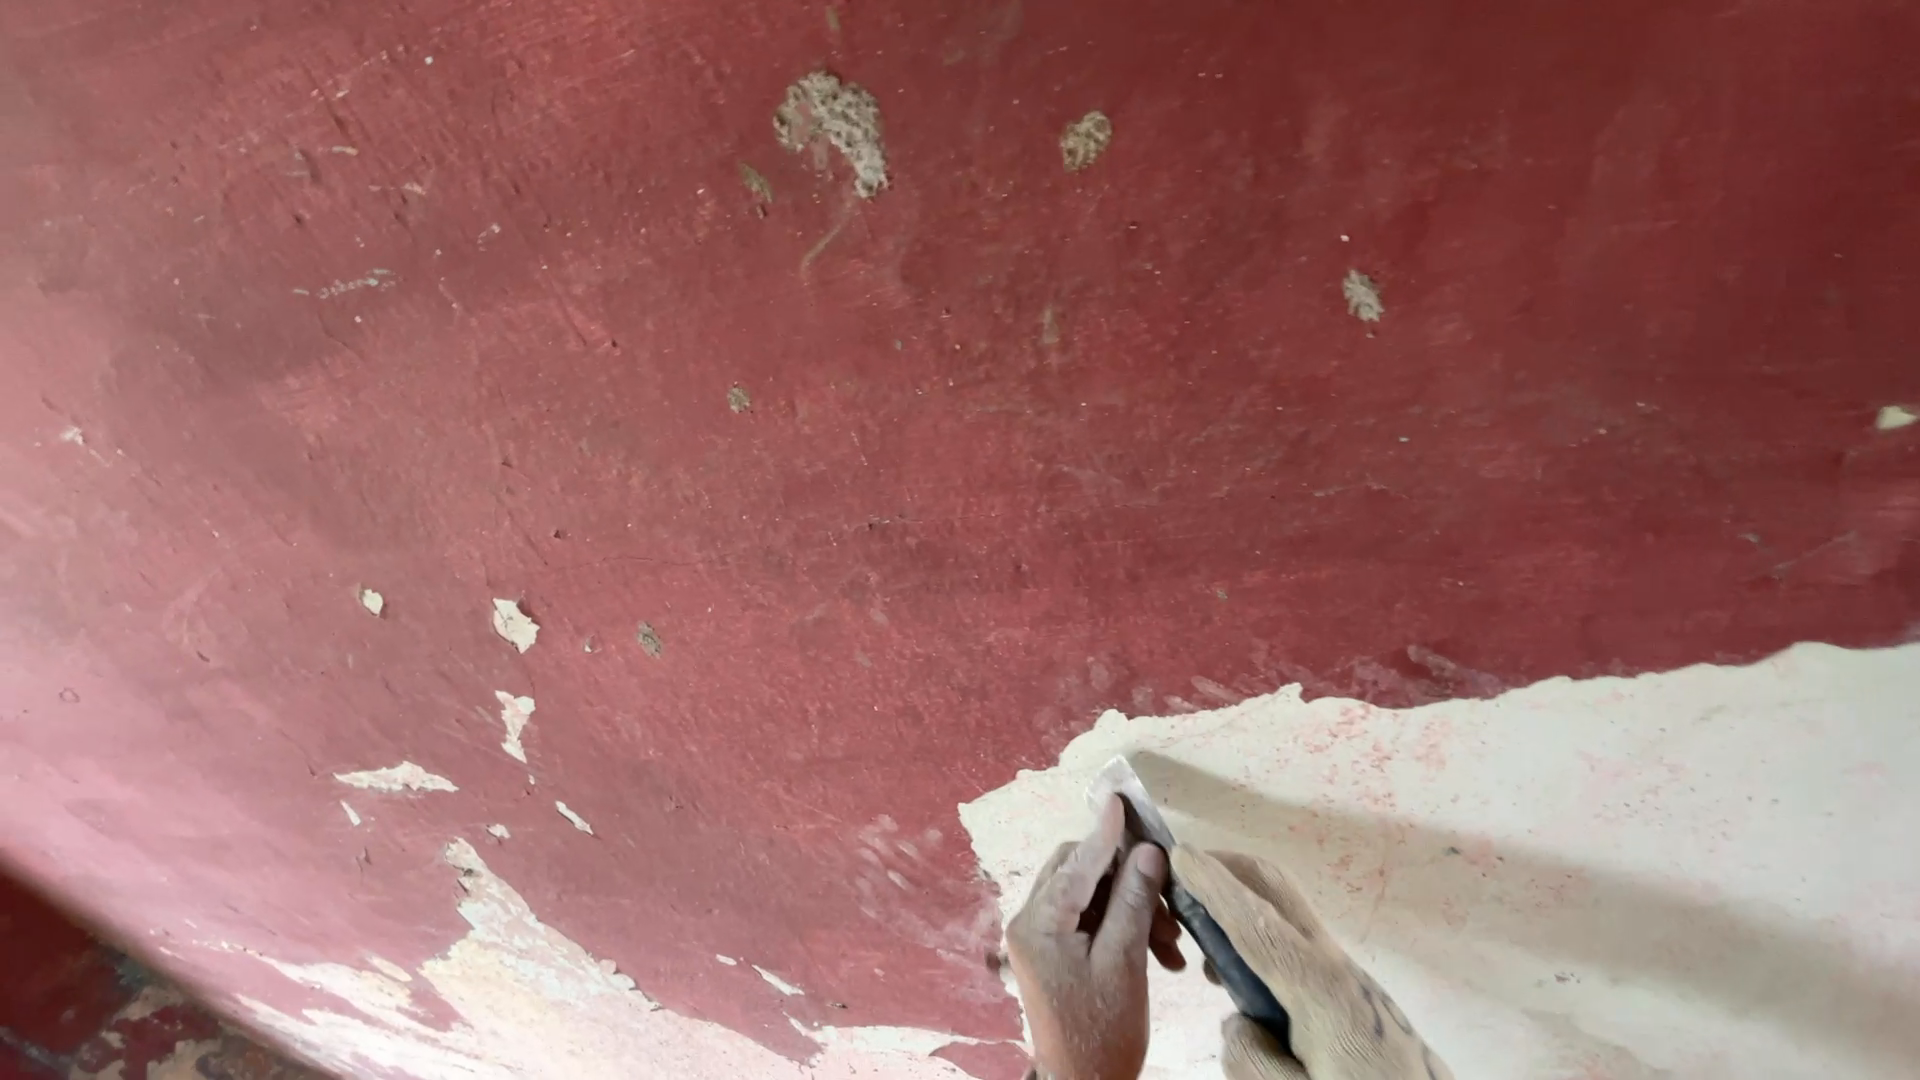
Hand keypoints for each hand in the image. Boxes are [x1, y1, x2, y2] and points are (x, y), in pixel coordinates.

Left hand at [1006, 794, 1186, 1078]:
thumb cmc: (1102, 1031)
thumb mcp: (1124, 964)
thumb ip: (1134, 902)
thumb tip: (1147, 851)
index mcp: (1039, 922)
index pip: (1077, 863)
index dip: (1104, 832)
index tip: (1120, 800)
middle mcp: (1029, 919)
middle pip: (1080, 872)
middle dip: (1126, 879)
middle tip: (1165, 899)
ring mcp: (1037, 934)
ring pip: (1088, 895)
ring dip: (1129, 907)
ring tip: (1169, 942)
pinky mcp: (1050, 948)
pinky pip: (1085, 917)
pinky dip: (1119, 924)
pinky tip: (1156, 950)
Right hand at [1171, 848, 1452, 1079]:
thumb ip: (1251, 1058)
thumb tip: (1236, 1021)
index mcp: (1322, 992)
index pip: (1254, 921)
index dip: (1212, 885)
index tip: (1178, 854)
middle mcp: (1336, 967)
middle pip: (1276, 888)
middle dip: (1227, 866)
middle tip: (1184, 873)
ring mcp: (1349, 976)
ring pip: (1283, 914)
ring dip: (1240, 903)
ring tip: (1204, 938)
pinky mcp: (1353, 993)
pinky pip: (1295, 944)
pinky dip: (1259, 936)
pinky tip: (1243, 981)